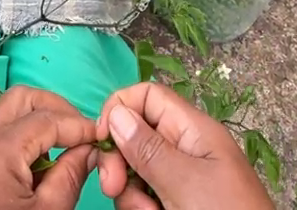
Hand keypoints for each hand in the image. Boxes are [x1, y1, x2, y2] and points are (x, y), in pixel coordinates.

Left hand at [0, 85, 99, 209]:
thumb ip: (70, 174)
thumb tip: (90, 150)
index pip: (46, 118)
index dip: (78, 125)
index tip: (101, 136)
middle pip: (21, 99)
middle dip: (55, 109)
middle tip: (80, 133)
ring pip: (6, 113)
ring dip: (37, 121)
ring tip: (63, 149)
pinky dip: (19, 138)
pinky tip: (38, 164)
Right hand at [94, 83, 273, 209]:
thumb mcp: (186, 184)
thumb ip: (149, 149)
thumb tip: (116, 112)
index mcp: (194, 130)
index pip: (148, 97)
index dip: (120, 109)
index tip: (102, 141)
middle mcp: (186, 150)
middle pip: (137, 136)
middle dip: (120, 161)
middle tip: (113, 189)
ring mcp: (183, 182)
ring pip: (137, 173)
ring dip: (132, 195)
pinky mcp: (178, 206)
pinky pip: (148, 198)